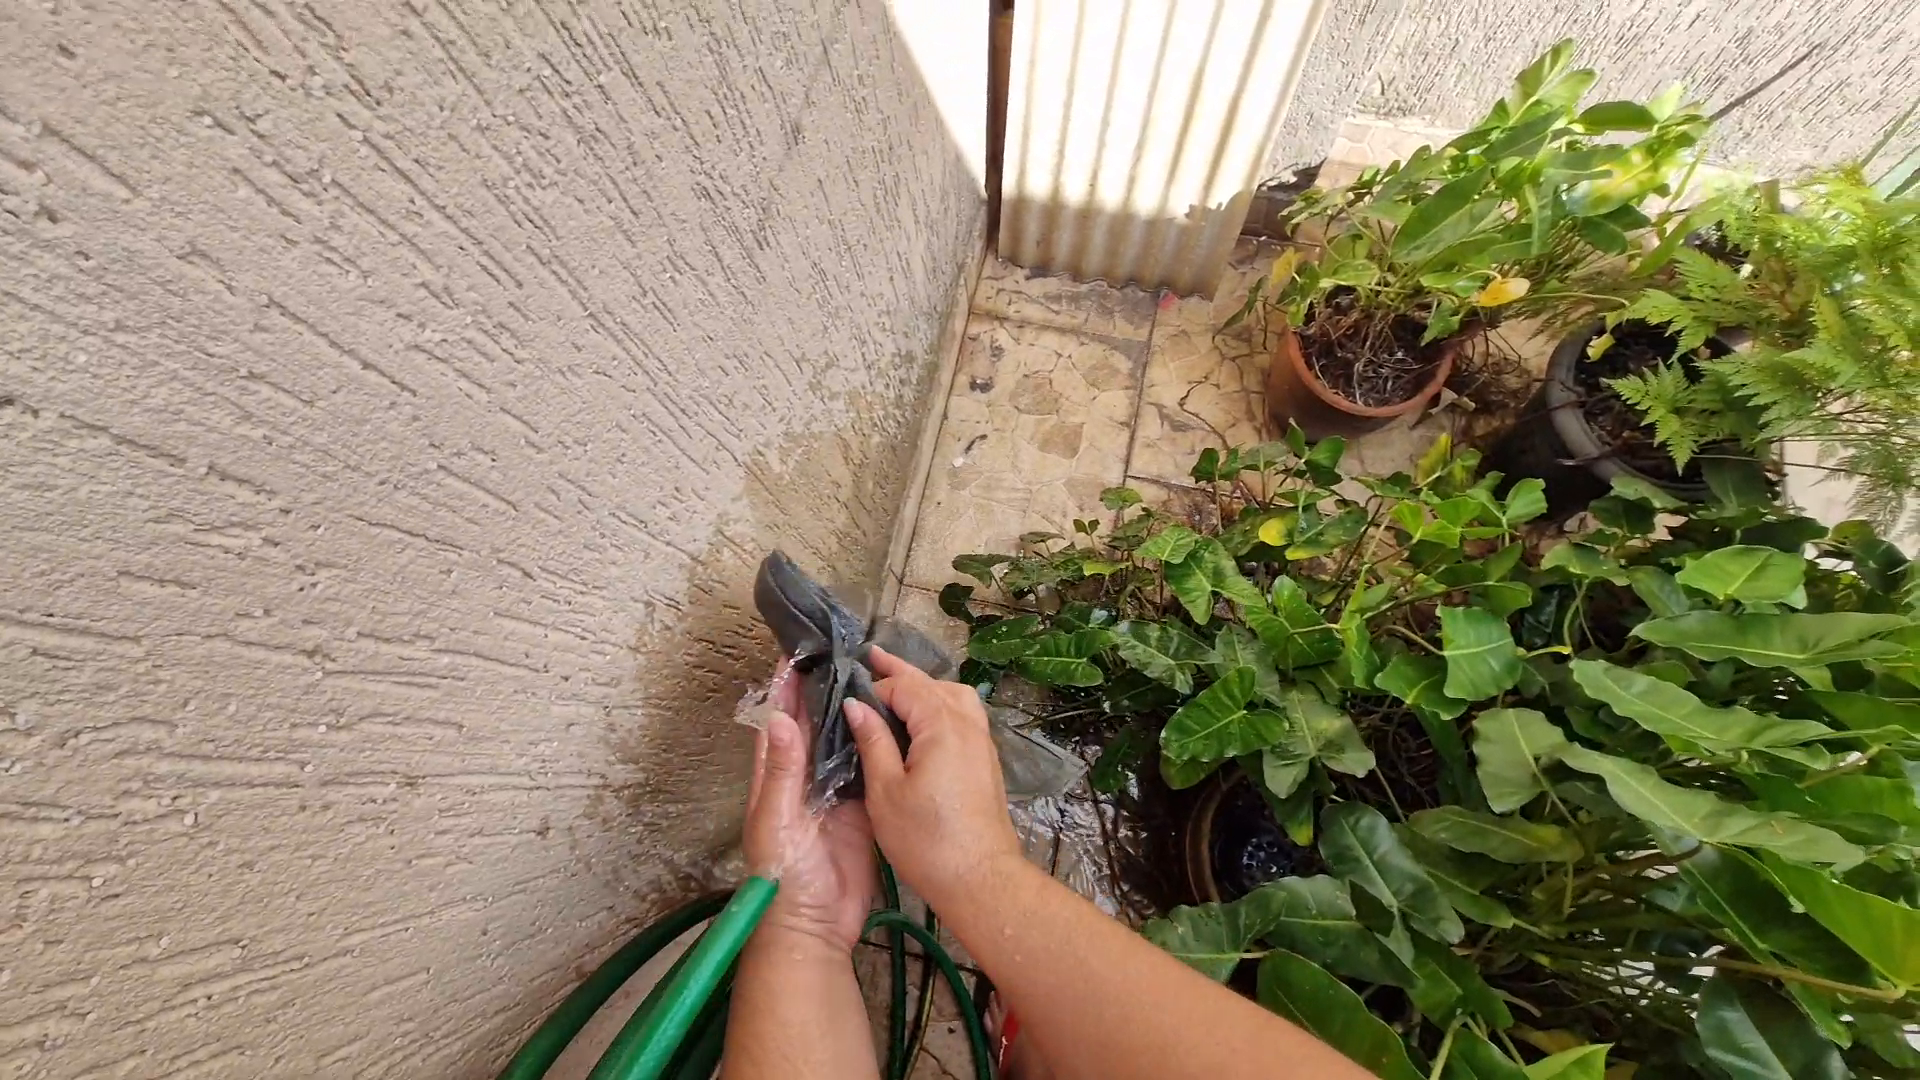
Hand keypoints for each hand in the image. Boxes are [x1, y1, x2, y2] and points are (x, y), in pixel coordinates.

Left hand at [743, 664, 875, 952]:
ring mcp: (836, 787)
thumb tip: (784, 715)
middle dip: (824, 687)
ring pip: (844, 737)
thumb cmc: (784, 874)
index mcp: (776, 773)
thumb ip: (782, 771)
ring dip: (853, 708)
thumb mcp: (777, 820)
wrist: (817, 924)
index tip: (797, 649)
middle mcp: (806, 773)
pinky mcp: (863, 801)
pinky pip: (870, 762)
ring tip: (872, 672)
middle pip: (814, 721)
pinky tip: (893, 715)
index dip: (786, 685)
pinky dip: (877, 739)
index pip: (780, 718)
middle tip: (845, 650)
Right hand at [844, 647, 1021, 910]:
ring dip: (926, 685)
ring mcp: (981, 739)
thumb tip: (856, 704)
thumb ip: (873, 741)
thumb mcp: (885, 792)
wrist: (980, 878)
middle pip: (932, 683)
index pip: (905, 687)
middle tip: (872, 655)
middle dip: (901, 670)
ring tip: (899, 684)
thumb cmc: (925, 840)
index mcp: (941, 725)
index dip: (876, 686)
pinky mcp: (986, 757)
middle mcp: (967, 723)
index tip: (850, 690)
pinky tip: (925, 717)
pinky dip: (942, 703)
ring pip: (954, 694)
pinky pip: (964, 713)